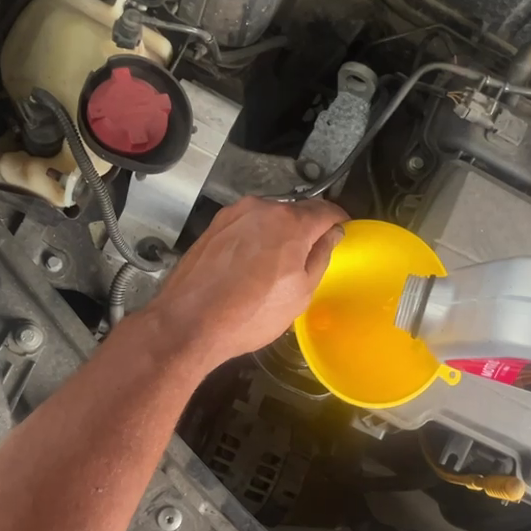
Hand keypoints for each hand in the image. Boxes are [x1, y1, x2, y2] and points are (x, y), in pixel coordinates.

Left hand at [138, 197, 347, 373]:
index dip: (338, 221)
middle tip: (307, 257)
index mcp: (290, 222)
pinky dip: (254, 240)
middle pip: (295, 212)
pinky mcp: (213, 226)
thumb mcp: (300, 293)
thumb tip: (331, 235)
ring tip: (275, 267)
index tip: (342, 232)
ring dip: (277, 234)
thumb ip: (320, 257)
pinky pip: (245, 227)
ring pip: (268, 218)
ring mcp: (233, 215)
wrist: (189, 322)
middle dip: (306, 230)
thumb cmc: (250, 313)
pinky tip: (249, 267)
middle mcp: (261, 208)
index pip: (326, 210)